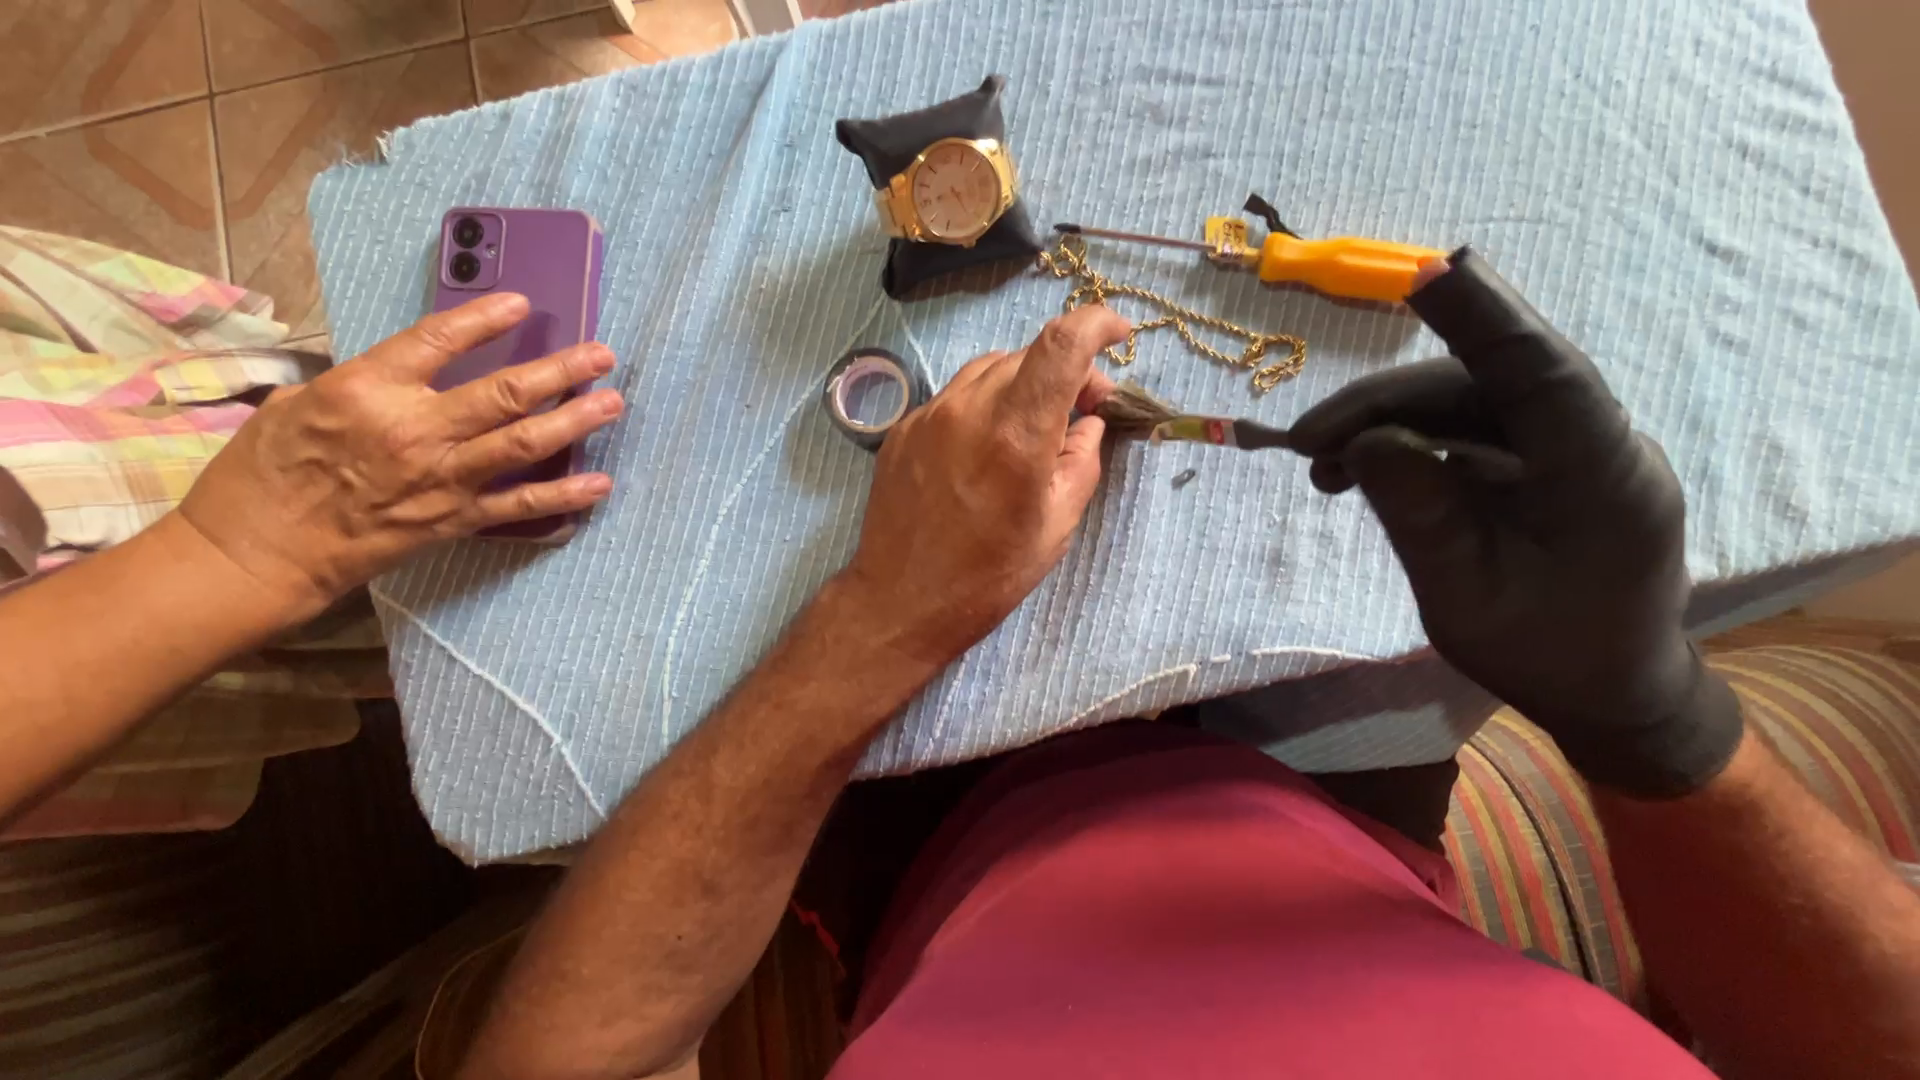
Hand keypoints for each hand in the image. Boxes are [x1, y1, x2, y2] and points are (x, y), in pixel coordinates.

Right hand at [177, 293, 622, 621]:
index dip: (484, 318)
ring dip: (576, 422)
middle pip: (504, 392)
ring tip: (613, 404)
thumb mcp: (294, 405)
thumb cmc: (263, 473)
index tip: (523, 304)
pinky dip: (564, 497)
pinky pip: (521, 506)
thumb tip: (399, 371)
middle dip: (560, 370)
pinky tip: (600, 486)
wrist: (259, 550)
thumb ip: (359, 384)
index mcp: (367, 390)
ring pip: (524, 443)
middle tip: (602, 356)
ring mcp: (442, 477)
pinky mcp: (456, 518)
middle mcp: (415, 429)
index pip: (436, 340)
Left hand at [839, 305, 1128, 665]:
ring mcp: (928, 415)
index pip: (1061, 343)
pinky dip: (983, 406)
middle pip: (1028, 354)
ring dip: (1022, 385)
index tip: (1118, 335)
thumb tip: (1088, 420)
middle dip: (1065, 371)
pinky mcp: (903, 428)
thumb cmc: (990, 575)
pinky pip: (955, 397)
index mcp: (1016, 433)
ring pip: (989, 370)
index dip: (1097, 323)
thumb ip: (1082, 460)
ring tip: (1031, 429)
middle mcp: (968, 409)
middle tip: (1080, 412)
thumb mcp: (1057, 525)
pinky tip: (984, 448)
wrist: (902, 601)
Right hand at [1289, 249, 1741, 796]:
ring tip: (1318, 464)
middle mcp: (1592, 444)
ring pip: (1466, 403)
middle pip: (1482, 384)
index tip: (1424, 274)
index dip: (1482, 316)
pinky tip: (1354, 469)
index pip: (1541, 371)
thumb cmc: (1543, 656)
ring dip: (1386, 423)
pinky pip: (1467, 432)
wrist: (1609, 692)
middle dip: (1385, 402)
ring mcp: (1566, 450)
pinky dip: (1407, 444)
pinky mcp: (1540, 463)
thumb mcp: (1464, 598)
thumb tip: (1365, 441)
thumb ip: (1419, 514)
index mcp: (1599, 475)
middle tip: (1306, 440)